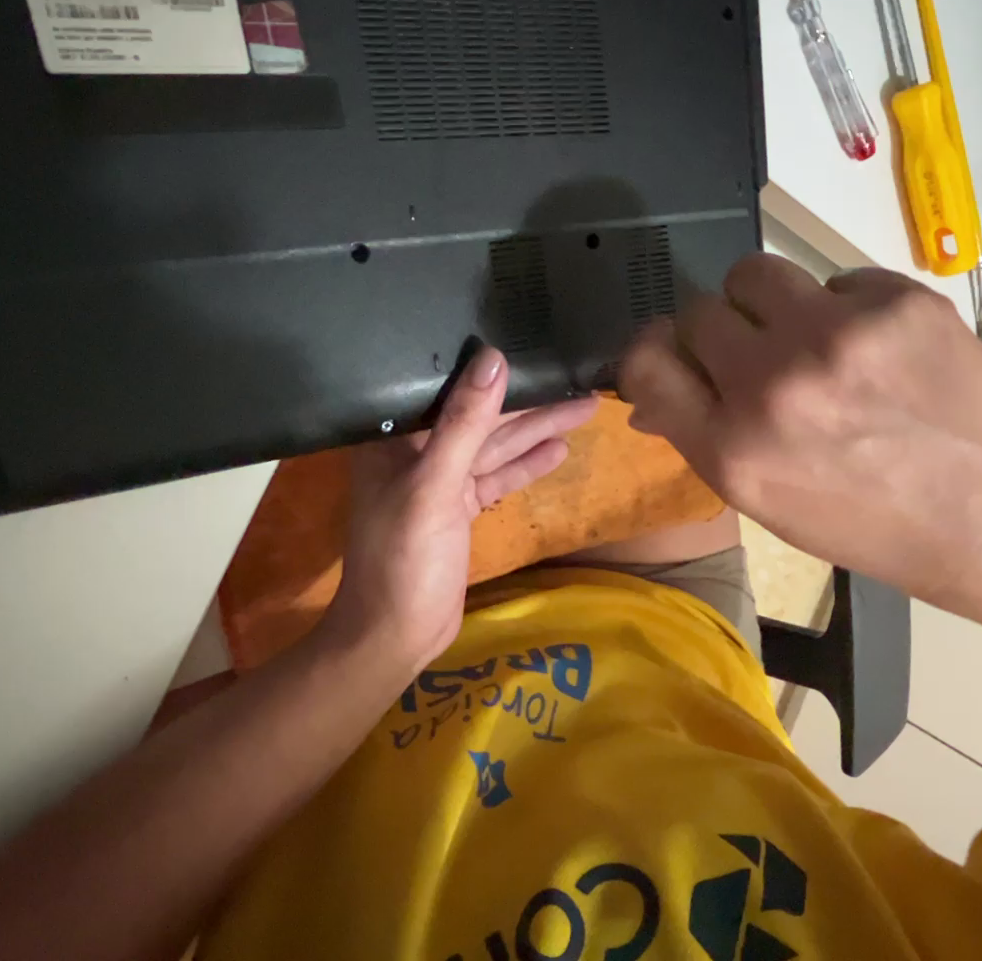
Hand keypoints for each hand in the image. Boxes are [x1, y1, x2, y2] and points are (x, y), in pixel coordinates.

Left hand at [325, 347, 599, 670]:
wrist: (396, 635)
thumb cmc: (403, 559)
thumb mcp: (434, 486)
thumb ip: (464, 425)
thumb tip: (493, 360)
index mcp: (395, 439)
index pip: (447, 390)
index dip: (491, 369)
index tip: (533, 346)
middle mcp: (416, 454)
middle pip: (481, 418)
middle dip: (529, 402)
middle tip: (579, 380)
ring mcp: (441, 483)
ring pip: (495, 447)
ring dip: (537, 430)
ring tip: (585, 405)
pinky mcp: (459, 509)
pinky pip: (497, 477)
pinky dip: (526, 465)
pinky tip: (560, 449)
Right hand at [620, 255, 981, 646]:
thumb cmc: (887, 535)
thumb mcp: (778, 508)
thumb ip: (710, 443)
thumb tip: (656, 399)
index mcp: (735, 453)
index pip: (646, 364)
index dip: (650, 356)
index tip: (671, 358)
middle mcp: (772, 385)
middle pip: (696, 312)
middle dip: (715, 336)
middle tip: (754, 359)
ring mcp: (836, 333)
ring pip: (753, 274)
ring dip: (766, 304)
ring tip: (807, 337)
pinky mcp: (895, 300)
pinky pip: (832, 278)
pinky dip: (840, 307)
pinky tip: (877, 348)